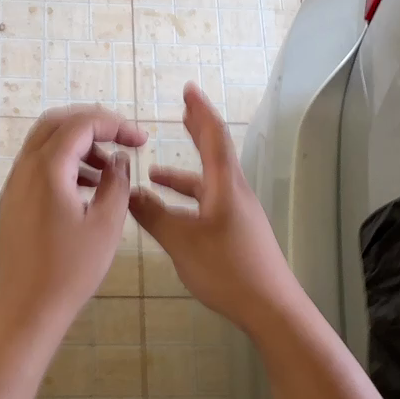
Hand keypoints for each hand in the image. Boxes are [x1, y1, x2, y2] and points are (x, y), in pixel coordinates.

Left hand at [0, 104, 147, 340]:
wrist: (29, 308)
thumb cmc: (71, 270)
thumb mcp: (106, 224)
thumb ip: (116, 183)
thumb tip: (118, 160)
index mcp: (47, 169)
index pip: (81, 124)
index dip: (115, 124)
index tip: (141, 140)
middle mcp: (24, 169)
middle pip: (57, 124)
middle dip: (93, 126)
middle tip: (123, 141)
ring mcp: (14, 185)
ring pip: (45, 144)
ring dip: (78, 146)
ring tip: (109, 170)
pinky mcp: (12, 203)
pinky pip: (37, 167)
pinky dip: (63, 165)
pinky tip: (87, 189)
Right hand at [130, 83, 304, 335]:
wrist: (270, 308)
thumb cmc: (227, 269)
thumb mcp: (182, 241)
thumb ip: (154, 216)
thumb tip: (129, 192)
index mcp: (225, 187)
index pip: (214, 138)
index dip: (200, 112)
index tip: (188, 90)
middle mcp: (236, 195)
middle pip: (216, 155)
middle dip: (197, 133)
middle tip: (182, 113)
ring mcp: (239, 216)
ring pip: (209, 186)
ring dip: (184, 177)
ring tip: (156, 176)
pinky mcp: (239, 236)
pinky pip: (210, 206)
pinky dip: (190, 201)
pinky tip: (174, 216)